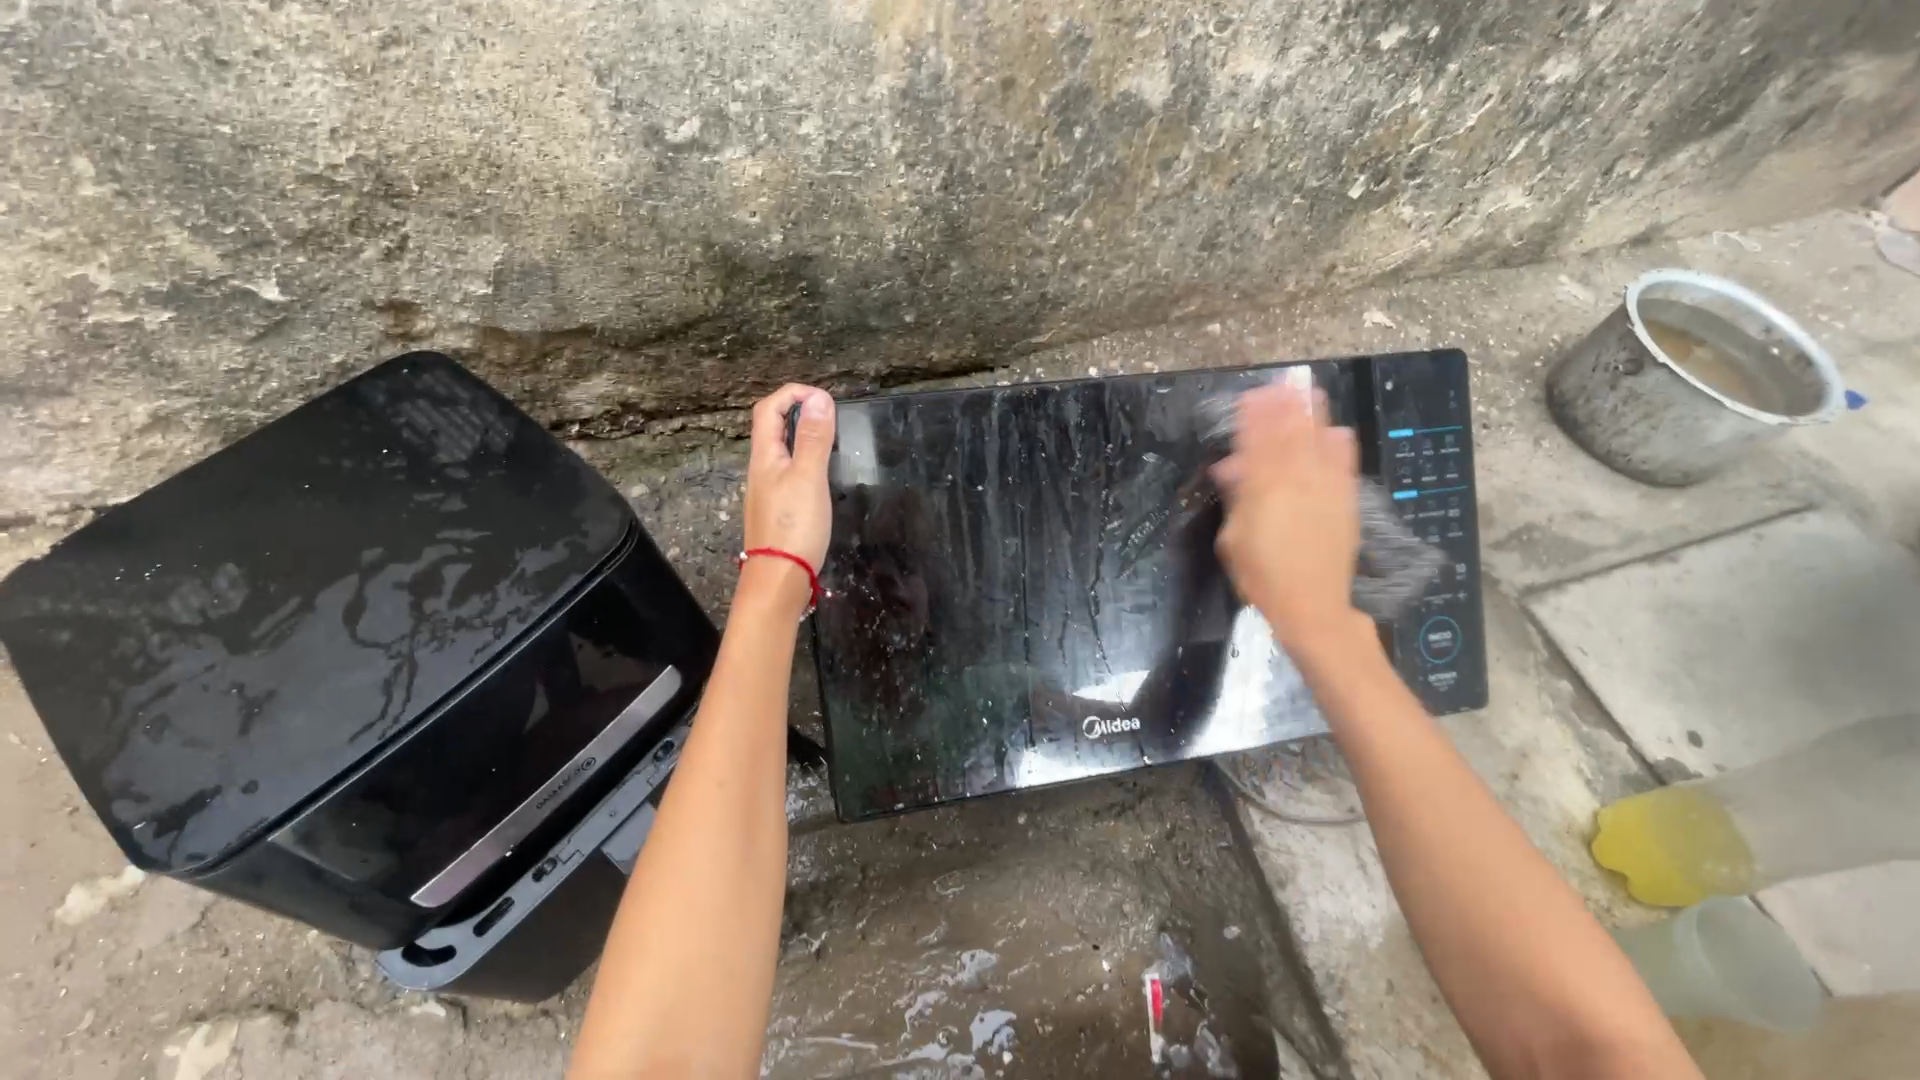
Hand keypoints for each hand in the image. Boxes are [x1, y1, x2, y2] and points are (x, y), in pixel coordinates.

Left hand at [744, 384, 835, 573]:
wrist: (780, 579)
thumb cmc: (794, 527)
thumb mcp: (808, 477)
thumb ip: (813, 438)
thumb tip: (818, 398)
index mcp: (764, 457)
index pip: (768, 409)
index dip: (792, 393)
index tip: (824, 398)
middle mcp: (761, 471)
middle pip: (771, 429)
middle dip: (797, 411)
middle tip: (830, 415)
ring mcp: (767, 492)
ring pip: (780, 452)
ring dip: (801, 436)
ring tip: (830, 439)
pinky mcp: (777, 510)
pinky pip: (788, 473)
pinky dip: (804, 461)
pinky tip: (821, 475)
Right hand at [1210, 378, 1364, 649]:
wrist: (1312, 606)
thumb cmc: (1261, 577)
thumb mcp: (1234, 540)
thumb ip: (1237, 500)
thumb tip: (1233, 469)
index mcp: (1263, 492)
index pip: (1257, 444)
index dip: (1254, 418)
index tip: (1250, 396)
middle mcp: (1296, 483)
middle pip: (1289, 436)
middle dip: (1283, 408)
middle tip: (1279, 384)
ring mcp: (1325, 491)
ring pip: (1317, 444)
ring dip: (1311, 416)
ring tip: (1308, 392)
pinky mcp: (1344, 503)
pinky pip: (1343, 466)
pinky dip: (1339, 445)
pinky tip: (1338, 430)